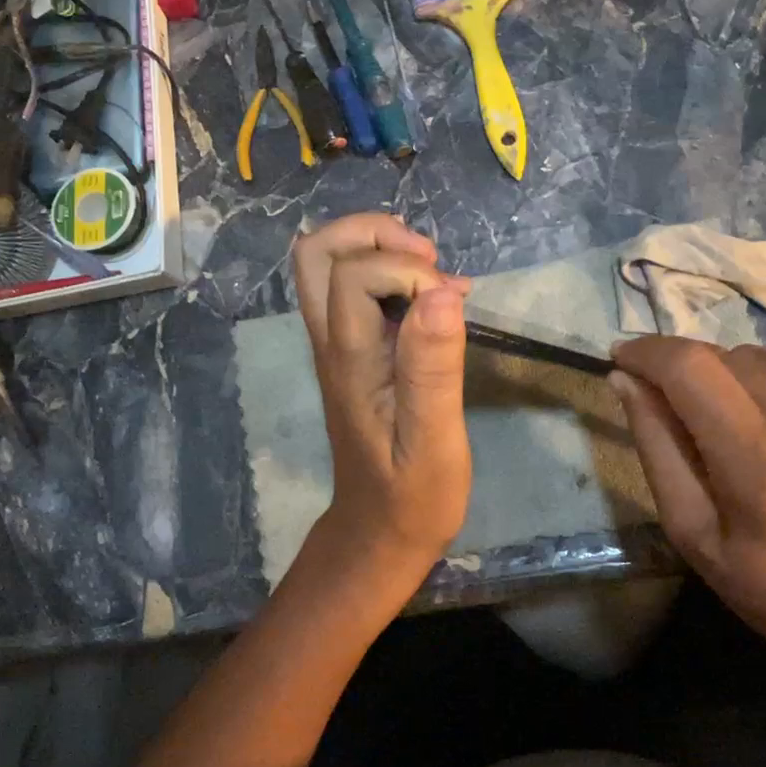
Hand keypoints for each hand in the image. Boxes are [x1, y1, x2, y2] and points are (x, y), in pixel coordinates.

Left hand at [293, 214, 472, 578]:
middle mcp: (331, 340)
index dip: (406, 269)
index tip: (448, 303)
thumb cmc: (413, 495)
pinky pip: (353, 286)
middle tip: (429, 263)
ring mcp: (337, 343)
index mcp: (349, 357)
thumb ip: (433, 370)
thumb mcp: (434, 441)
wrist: (379, 532)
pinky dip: (391, 272)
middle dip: (375, 234)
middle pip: (317, 251)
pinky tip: (437, 300)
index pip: (354, 272)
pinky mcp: (351, 350)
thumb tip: (440, 291)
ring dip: (382, 248)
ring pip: (328, 262)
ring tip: (435, 277)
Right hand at [609, 338, 765, 686]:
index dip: (647, 352)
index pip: (691, 367)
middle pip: (722, 355)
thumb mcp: (694, 535)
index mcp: (760, 460)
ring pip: (757, 360)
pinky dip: (760, 391)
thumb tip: (625, 382)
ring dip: (720, 375)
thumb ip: (657, 449)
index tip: (620, 358)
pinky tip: (764, 434)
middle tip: (660, 398)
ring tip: (713, 419)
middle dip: (679, 365)